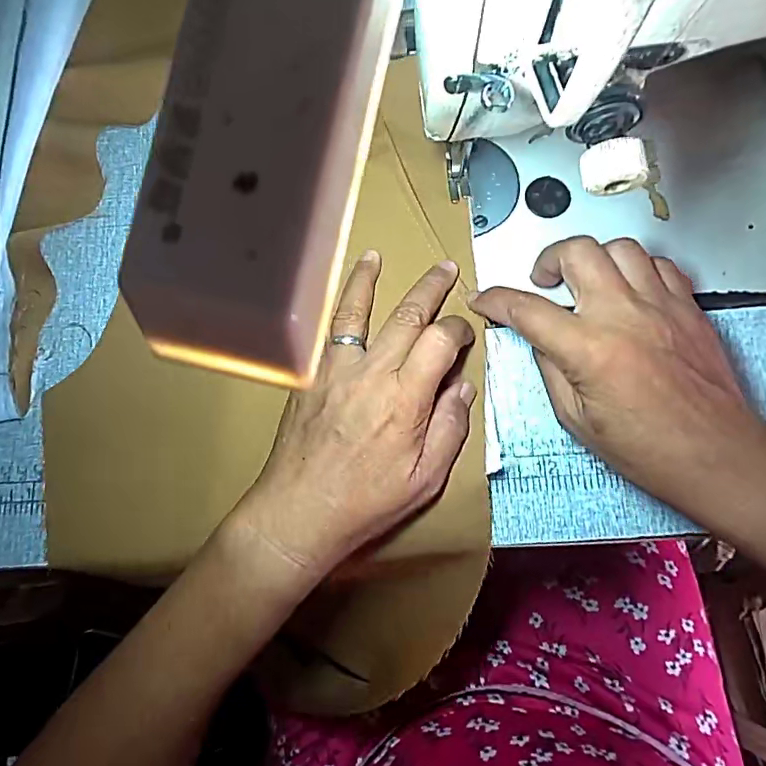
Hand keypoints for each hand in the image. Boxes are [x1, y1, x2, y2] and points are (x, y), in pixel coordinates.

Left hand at [226, 252, 476, 579]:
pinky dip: (332, 309)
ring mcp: (335, 371)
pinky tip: (336, 297)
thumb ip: (449, 427)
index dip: (459, 328)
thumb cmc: (366, 502)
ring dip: (368, 279)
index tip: (465, 333)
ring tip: (376, 256)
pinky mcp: (310, 376)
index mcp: (405, 398)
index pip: (441, 340)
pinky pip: (324, 333)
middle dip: (430, 288)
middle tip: (445, 269)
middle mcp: (371, 374)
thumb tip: (461, 387)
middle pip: (407, 316)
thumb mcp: (425, 478)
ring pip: (355, 312)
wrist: (300, 510)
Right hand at [467, 237, 765, 501]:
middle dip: (547, 260)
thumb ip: (550, 368)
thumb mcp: (575, 418)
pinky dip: (635, 269)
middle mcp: (625, 317)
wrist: (719, 456)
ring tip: (586, 282)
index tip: (484, 299)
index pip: (526, 308)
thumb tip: (537, 337)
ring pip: (619, 247)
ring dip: (593, 259)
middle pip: (576, 252)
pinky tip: (627, 291)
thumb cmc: (649, 449)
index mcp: (589, 350)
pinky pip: (658, 264)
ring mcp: (662, 306)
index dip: (495, 299)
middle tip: (542, 281)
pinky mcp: (689, 308)